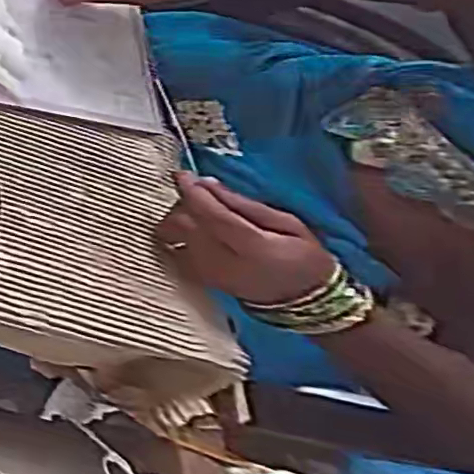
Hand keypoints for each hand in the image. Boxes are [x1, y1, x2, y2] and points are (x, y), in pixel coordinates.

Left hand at [157, 173, 336, 304]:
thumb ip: (246, 204)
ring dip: (177, 217)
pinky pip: (171, 247)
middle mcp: (220, 260)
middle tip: (203, 196)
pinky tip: (195, 232)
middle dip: (186, 201)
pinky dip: (176, 234)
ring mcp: (204, 270)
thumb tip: (208, 183)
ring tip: (200, 215)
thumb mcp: (291, 226)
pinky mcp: (195, 276)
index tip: (184, 174)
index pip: (209, 213)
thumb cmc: (303, 258)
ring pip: (170, 232)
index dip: (192, 191)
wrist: (302, 300)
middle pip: (182, 220)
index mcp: (252, 247)